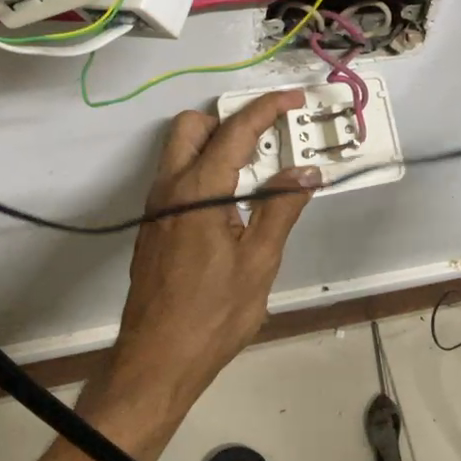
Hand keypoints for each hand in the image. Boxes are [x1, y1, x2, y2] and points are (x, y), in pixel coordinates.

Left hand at [106, 91, 320, 418]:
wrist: (156, 362)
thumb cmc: (213, 314)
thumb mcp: (259, 261)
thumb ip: (281, 207)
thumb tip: (307, 171)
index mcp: (197, 191)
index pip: (235, 132)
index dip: (267, 109)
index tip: (294, 98)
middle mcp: (169, 189)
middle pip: (192, 127)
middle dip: (230, 121)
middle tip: (266, 142)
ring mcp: (156, 208)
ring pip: (180, 151)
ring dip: (217, 147)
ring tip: (257, 174)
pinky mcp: (154, 227)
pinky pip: (178, 179)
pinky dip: (206, 172)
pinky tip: (233, 205)